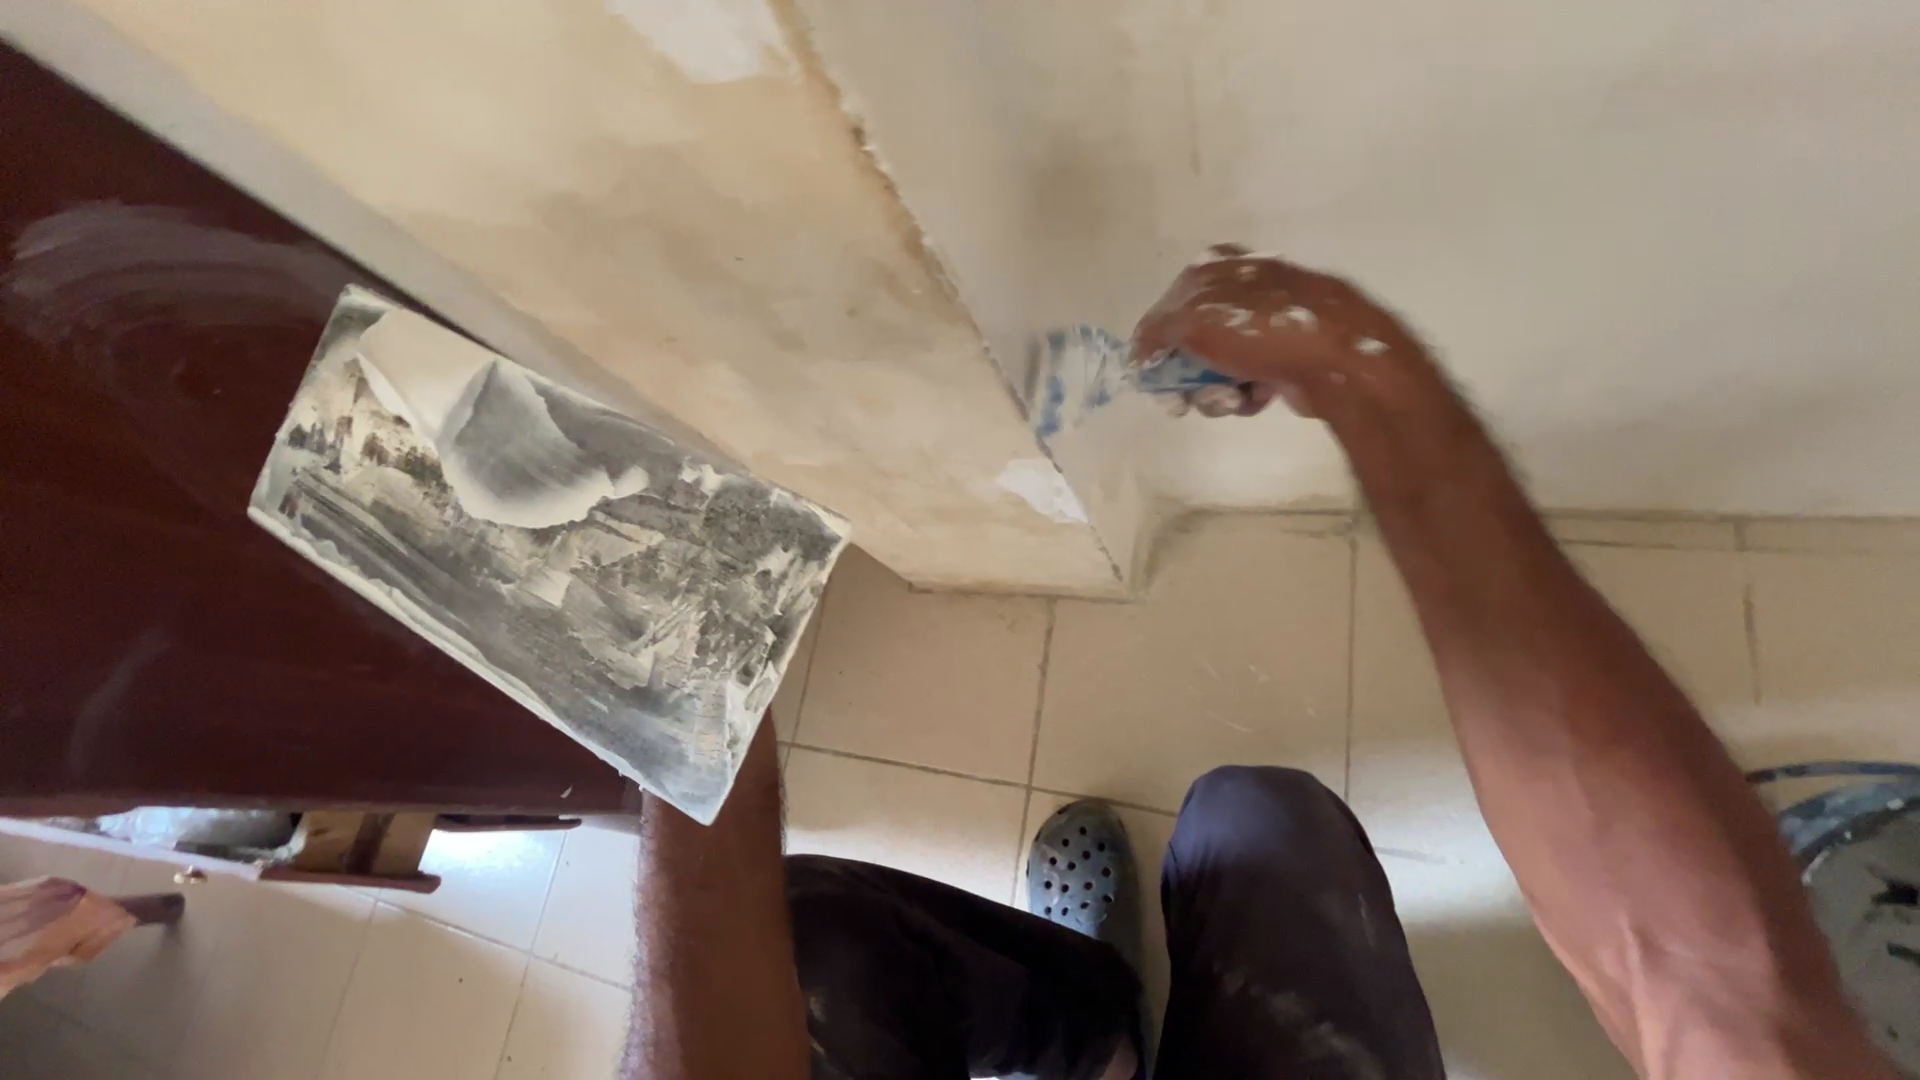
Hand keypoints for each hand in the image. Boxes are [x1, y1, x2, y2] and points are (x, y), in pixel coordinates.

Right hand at [1131, 245, 1425, 417]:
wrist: (1332, 356)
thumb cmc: (1256, 329)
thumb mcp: (1189, 322)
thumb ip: (1152, 334)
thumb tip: (1136, 355)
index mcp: (1213, 268)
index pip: (1164, 311)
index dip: (1155, 348)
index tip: (1155, 379)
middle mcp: (1238, 289)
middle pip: (1189, 343)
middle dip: (1185, 377)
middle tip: (1185, 401)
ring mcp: (1264, 322)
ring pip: (1216, 367)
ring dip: (1214, 392)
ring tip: (1231, 399)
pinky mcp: (1284, 354)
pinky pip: (1246, 380)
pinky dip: (1243, 395)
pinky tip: (1254, 399)